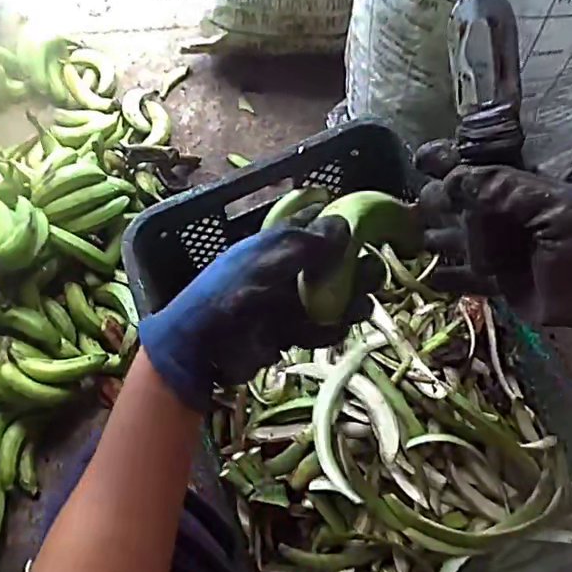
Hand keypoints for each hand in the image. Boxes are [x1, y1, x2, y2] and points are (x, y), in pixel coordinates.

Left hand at [137, 217, 378, 409]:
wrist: (199, 349)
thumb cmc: (227, 294)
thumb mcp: (265, 261)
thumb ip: (306, 243)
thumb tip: (343, 222)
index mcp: (275, 245)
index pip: (317, 227)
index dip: (344, 227)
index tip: (373, 230)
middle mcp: (284, 270)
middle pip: (332, 265)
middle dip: (354, 270)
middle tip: (370, 277)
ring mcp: (286, 302)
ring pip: (330, 298)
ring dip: (349, 301)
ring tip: (361, 306)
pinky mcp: (287, 332)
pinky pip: (318, 327)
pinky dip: (331, 328)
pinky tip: (338, 327)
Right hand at [415, 140, 571, 355]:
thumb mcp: (555, 208)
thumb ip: (505, 191)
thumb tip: (453, 179)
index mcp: (518, 191)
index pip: (476, 169)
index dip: (449, 162)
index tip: (423, 160)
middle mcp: (502, 217)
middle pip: (456, 203)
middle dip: (434, 200)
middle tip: (418, 206)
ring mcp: (497, 251)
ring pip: (453, 239)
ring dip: (431, 237)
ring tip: (411, 238)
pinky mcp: (496, 283)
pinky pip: (462, 278)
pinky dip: (443, 278)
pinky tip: (426, 276)